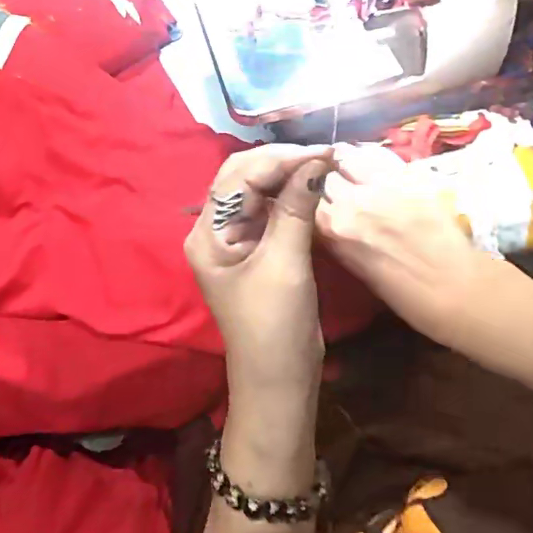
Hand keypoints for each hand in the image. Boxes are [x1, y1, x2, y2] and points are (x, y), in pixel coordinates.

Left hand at [184, 144, 332, 399]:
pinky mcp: (257, 249)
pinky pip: (272, 211)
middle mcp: (215, 229)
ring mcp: (235, 239)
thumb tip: (315, 163)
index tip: (319, 151)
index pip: (236, 178)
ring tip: (324, 164)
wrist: (279, 381)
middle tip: (325, 155)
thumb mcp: (285, 266)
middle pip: (243, 179)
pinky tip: (314, 187)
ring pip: (258, 192)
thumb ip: (296, 211)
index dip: (276, 160)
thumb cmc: (274, 326)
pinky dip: (292, 196)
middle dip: (281, 162)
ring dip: (288, 175)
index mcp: (207, 233)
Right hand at [316, 143, 528, 345]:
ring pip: (346, 157)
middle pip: (320, 174)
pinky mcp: (410, 177)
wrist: (471, 296)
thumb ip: (338, 241)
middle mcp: (353, 202)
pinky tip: (364, 161)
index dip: (297, 194)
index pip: (301, 198)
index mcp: (336, 232)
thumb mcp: (360, 273)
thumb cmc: (413, 302)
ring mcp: (384, 186)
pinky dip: (366, 155)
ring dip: (339, 161)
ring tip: (338, 165)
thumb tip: (323, 222)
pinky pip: (377, 155)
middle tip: (316, 182)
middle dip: (316, 176)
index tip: (294, 195)